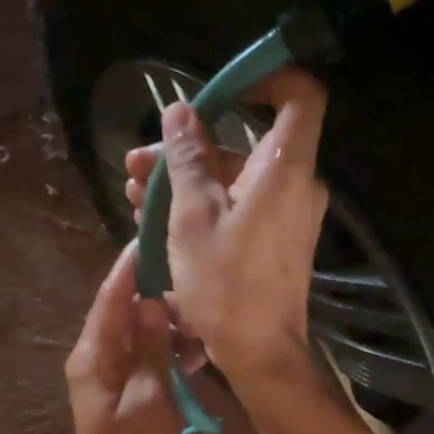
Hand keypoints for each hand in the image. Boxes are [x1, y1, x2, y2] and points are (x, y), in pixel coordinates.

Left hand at [65, 242, 194, 433]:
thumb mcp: (150, 398)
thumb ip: (152, 347)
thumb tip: (154, 299)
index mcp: (95, 355)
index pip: (112, 295)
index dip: (134, 265)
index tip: (158, 233)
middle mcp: (98, 359)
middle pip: (126, 312)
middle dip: (160, 295)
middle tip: (198, 278)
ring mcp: (112, 379)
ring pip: (141, 337)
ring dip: (171, 328)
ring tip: (207, 315)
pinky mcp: (127, 396)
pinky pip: (148, 362)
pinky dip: (169, 355)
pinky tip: (199, 353)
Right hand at [123, 68, 329, 378]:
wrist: (260, 355)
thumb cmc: (225, 287)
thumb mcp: (192, 219)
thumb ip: (187, 159)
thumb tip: (180, 111)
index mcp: (284, 170)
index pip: (298, 96)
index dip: (266, 78)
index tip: (222, 90)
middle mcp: (296, 186)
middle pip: (247, 145)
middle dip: (188, 149)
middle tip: (137, 165)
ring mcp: (289, 217)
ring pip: (237, 180)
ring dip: (186, 182)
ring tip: (134, 197)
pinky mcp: (278, 242)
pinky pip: (242, 208)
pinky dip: (205, 208)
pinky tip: (158, 222)